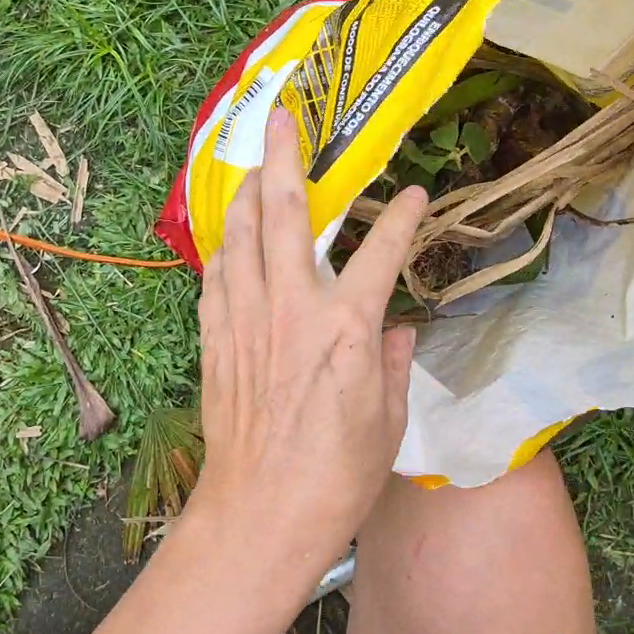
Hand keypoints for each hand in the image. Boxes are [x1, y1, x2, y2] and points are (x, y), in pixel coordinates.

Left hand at [192, 108, 427, 560]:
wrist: (262, 514)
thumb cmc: (337, 476)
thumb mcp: (388, 421)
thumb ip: (394, 363)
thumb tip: (397, 328)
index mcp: (347, 328)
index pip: (382, 252)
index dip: (403, 218)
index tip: (417, 193)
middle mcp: (292, 308)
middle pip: (287, 215)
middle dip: (286, 158)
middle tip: (282, 118)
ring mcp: (247, 318)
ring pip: (242, 235)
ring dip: (249, 193)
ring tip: (254, 165)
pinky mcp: (217, 338)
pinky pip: (216, 276)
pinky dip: (225, 248)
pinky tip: (229, 239)